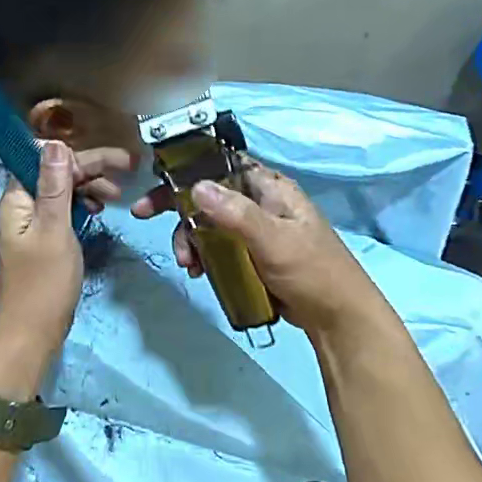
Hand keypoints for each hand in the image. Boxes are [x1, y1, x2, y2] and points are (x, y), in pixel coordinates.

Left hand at [0, 142, 132, 398]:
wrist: (29, 338)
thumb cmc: (43, 285)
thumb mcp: (54, 230)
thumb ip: (55, 187)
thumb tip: (55, 142)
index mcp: (17, 198)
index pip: (48, 157)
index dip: (82, 154)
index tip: (118, 160)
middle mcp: (21, 205)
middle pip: (57, 171)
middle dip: (93, 167)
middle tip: (130, 171)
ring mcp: (32, 224)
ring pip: (63, 190)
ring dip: (91, 186)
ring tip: (118, 196)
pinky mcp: (44, 240)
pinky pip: (65, 210)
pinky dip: (84, 205)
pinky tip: (100, 211)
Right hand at [131, 158, 389, 338]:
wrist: (337, 319)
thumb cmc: (312, 272)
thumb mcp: (273, 240)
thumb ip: (235, 213)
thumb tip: (196, 186)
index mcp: (271, 188)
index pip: (222, 163)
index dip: (188, 166)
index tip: (157, 178)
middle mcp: (261, 202)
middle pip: (209, 194)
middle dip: (179, 207)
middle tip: (144, 215)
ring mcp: (256, 230)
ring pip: (210, 223)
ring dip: (191, 238)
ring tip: (188, 265)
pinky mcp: (253, 255)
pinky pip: (219, 247)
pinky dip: (204, 255)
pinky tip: (199, 273)